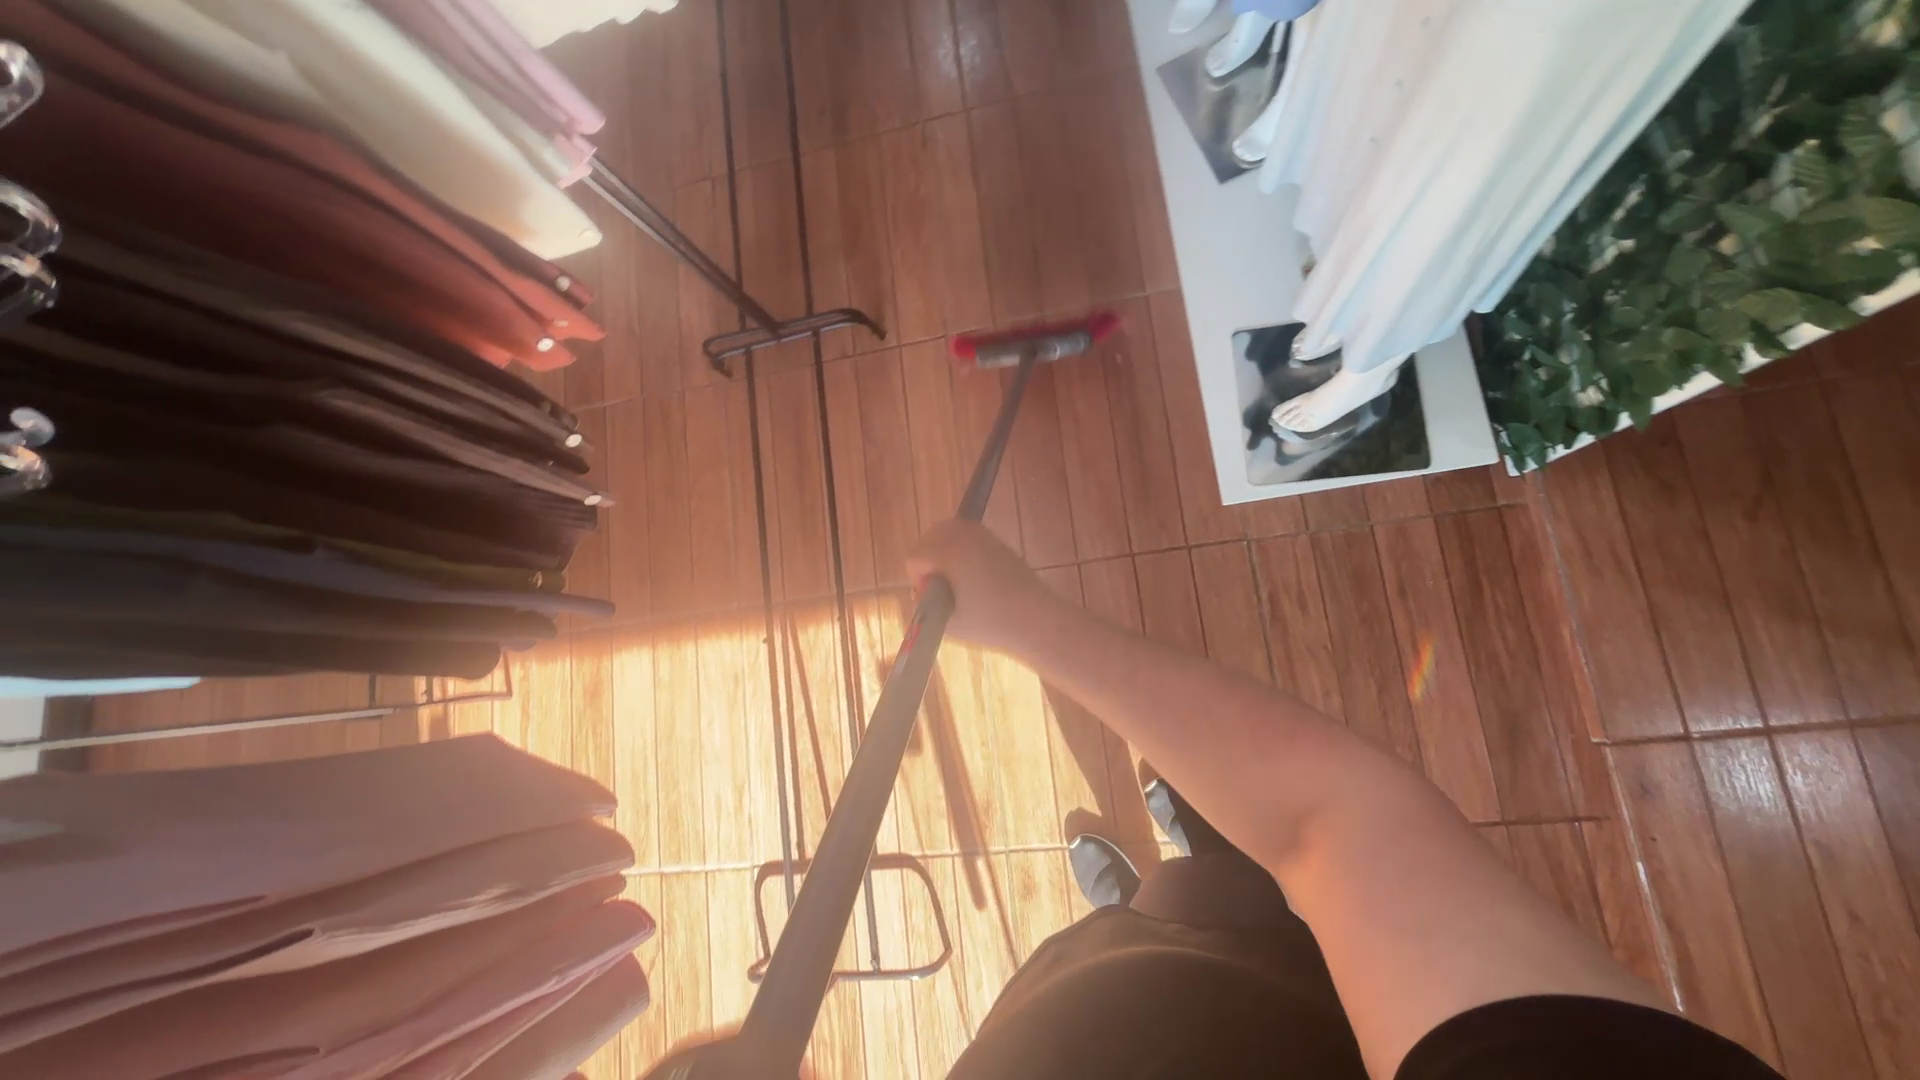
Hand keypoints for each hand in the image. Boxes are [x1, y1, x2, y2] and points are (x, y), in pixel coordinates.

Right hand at [905, 520, 1057, 651]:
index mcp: (950, 553)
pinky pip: (967, 534)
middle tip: (938, 585)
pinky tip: (969, 573)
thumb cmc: (991, 624)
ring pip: (949, 530)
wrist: (1037, 620)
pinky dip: (960, 547)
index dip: (917, 578)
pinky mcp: (998, 540)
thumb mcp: (948, 623)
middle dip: (927, 559)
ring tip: (952, 578)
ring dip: (942, 550)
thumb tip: (923, 593)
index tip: (931, 597)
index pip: (915, 557)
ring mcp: (984, 535)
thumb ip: (926, 606)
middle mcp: (965, 536)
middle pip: (930, 536)